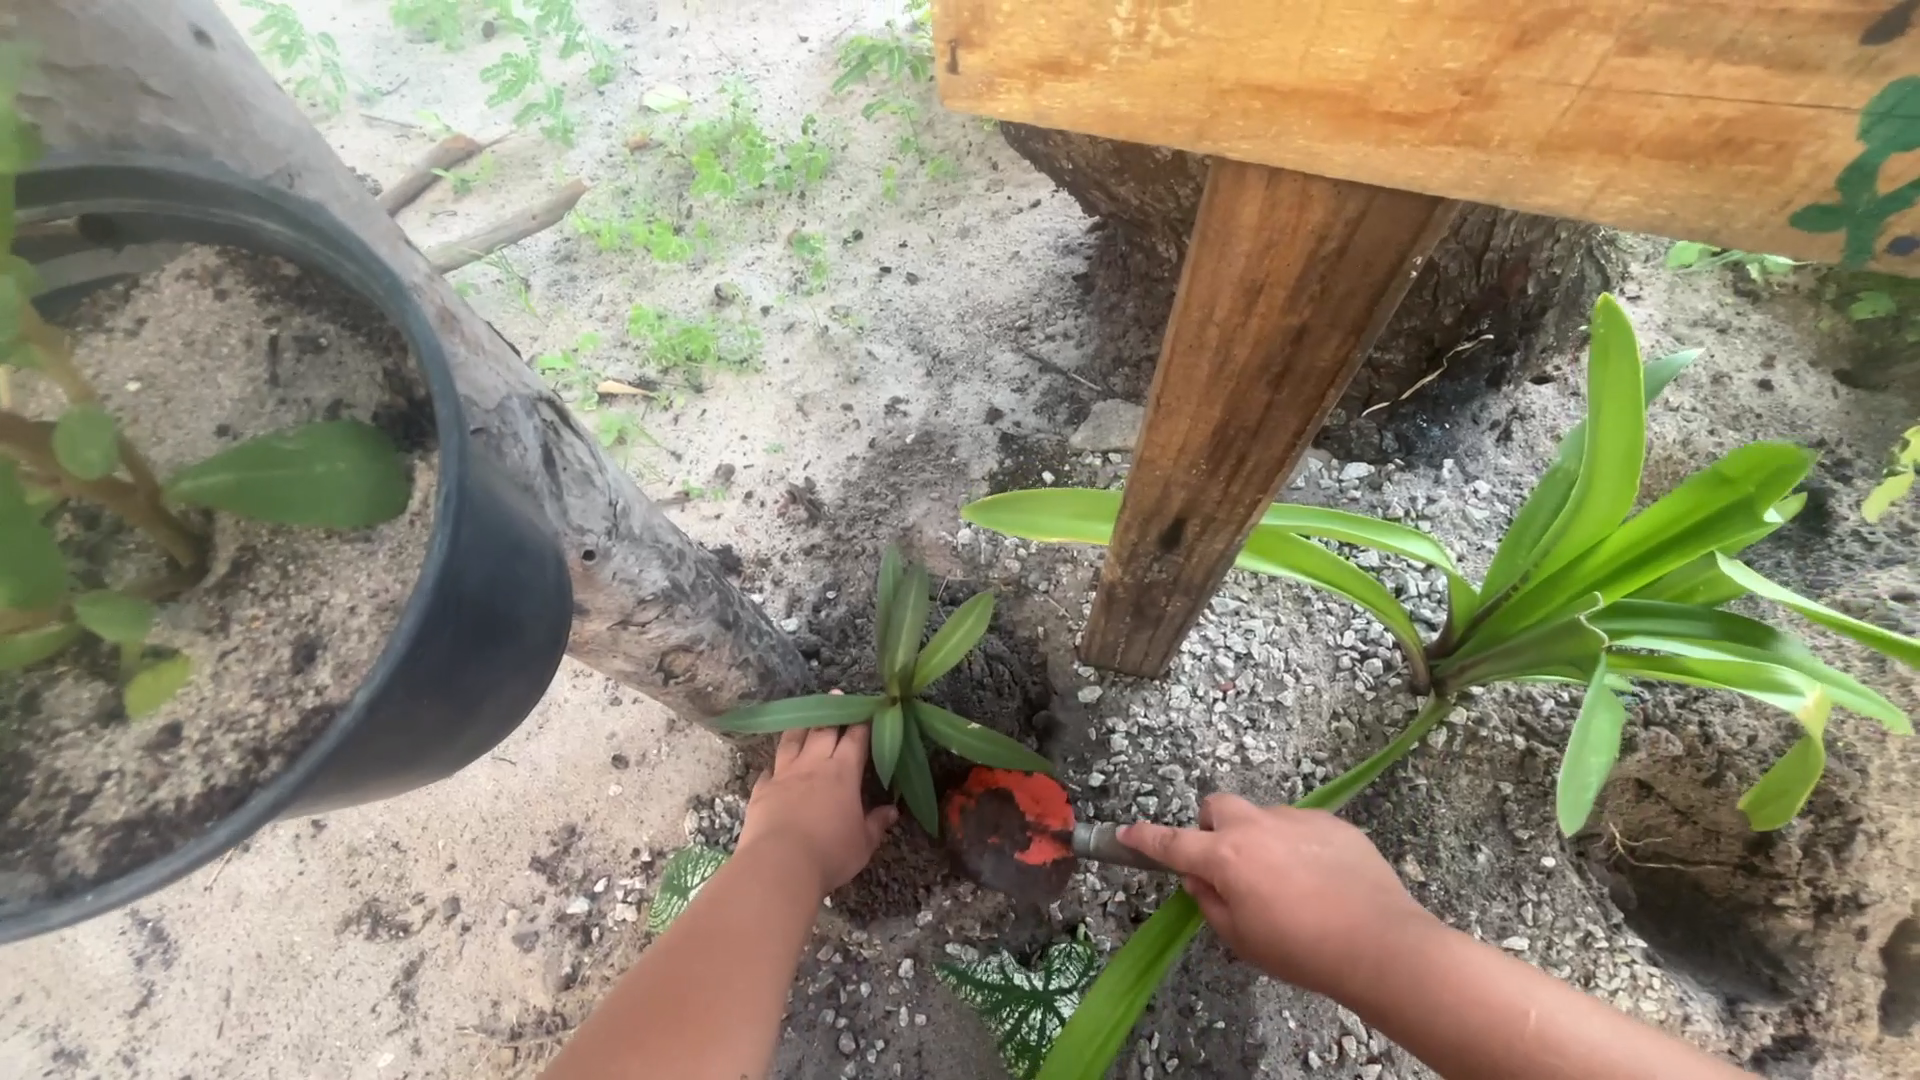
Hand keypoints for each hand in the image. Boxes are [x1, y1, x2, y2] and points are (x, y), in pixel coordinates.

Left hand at [737, 721, 896, 899]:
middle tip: (836, 695)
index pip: (855, 739)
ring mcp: (784, 775)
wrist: (779, 865)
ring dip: (801, 727)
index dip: (862, 723)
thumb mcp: (863, 843)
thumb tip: (892, 811)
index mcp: (843, 773)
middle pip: (823, 729)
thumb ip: (876, 824)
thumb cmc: (829, 853)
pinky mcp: (761, 790)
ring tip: (805, 715)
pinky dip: (773, 766)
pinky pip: (768, 771)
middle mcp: (813, 765)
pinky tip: (773, 766)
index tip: (868, 710)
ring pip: (793, 741)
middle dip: (833, 711)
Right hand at [1118, 793, 1438, 997]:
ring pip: (1263, 818)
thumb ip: (1210, 902)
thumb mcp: (1242, 939)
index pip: (1171, 842)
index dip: (1144, 838)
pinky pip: (1302, 827)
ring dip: (1262, 839)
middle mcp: (1253, 827)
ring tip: (1291, 881)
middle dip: (1213, 826)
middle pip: (1217, 805)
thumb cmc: (1302, 950)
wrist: (1382, 945)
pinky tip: (1324, 880)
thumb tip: (1199, 877)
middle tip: (1228, 860)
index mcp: (1224, 857)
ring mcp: (1295, 819)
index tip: (1125, 832)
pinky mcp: (1332, 822)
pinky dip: (1300, 846)